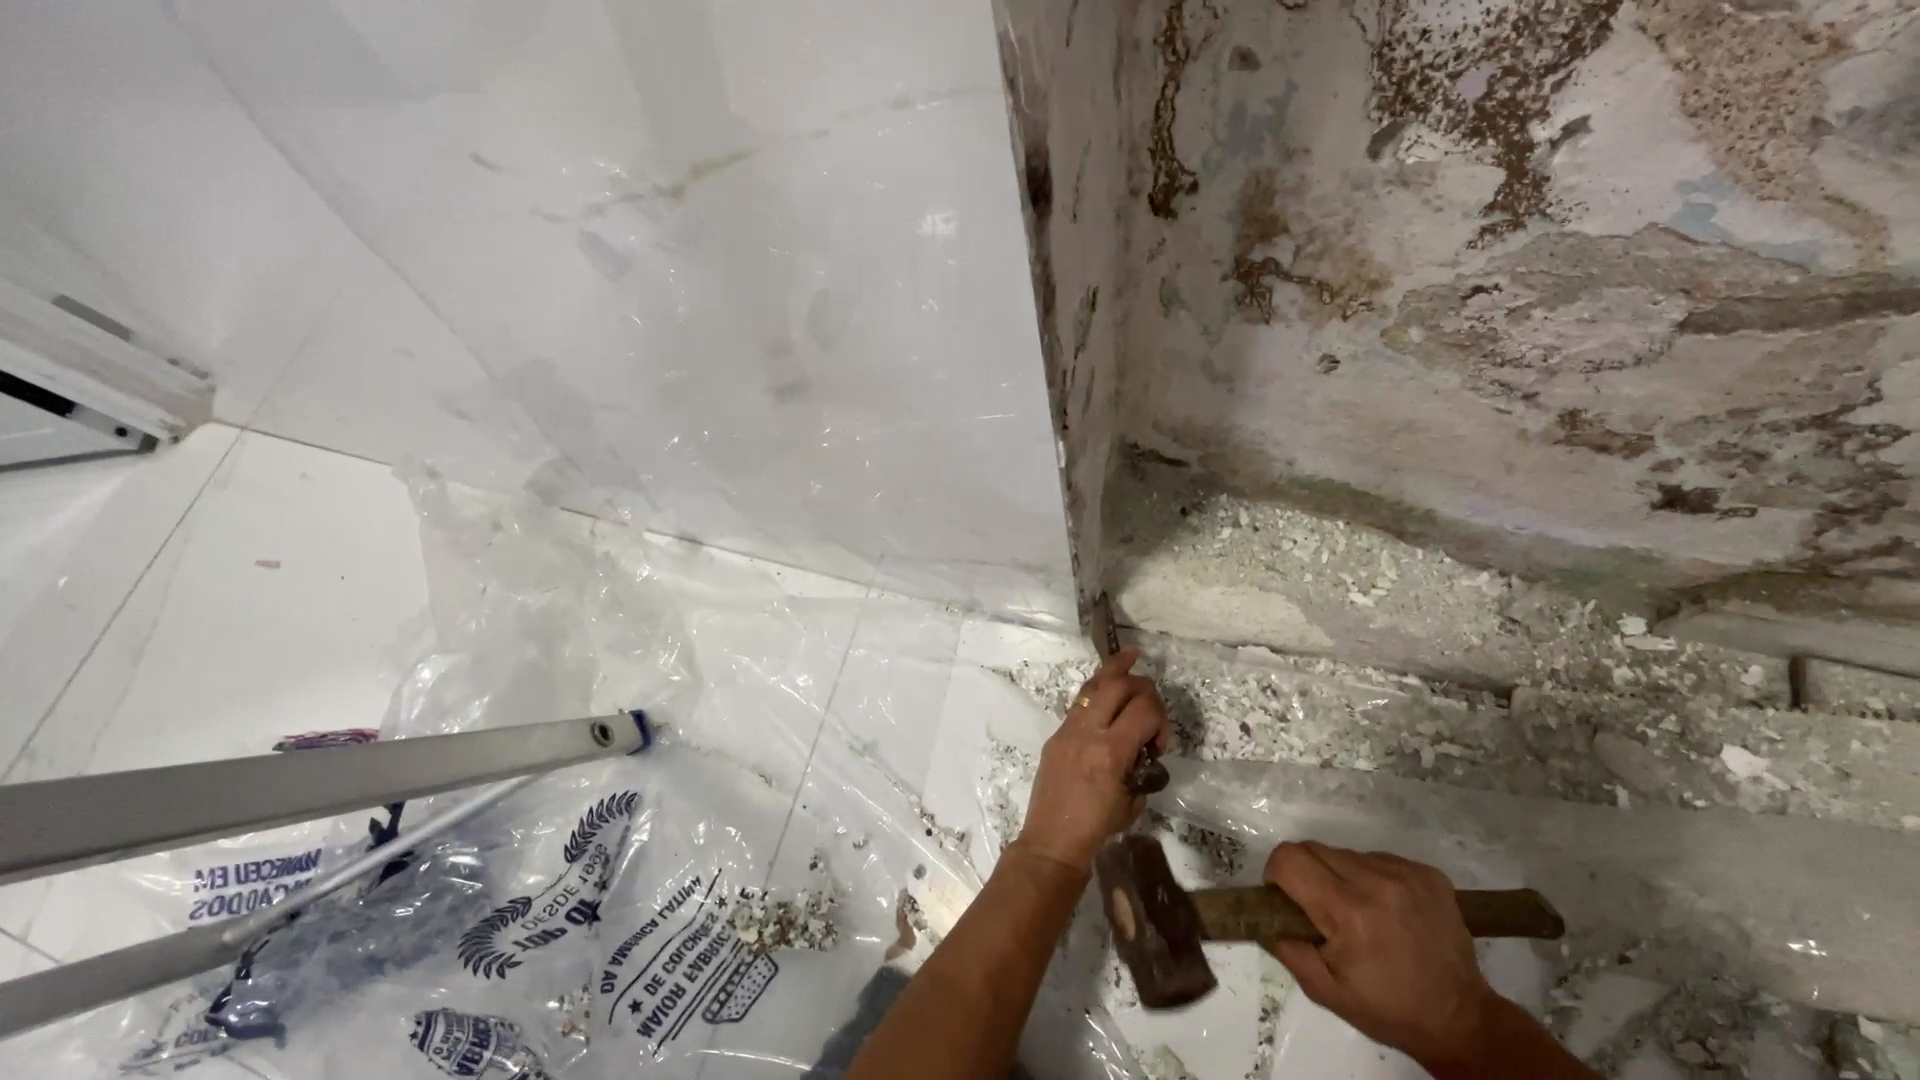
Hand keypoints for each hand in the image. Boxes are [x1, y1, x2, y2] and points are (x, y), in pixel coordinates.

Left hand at [1015, 649, 1169, 872]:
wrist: (1051, 841)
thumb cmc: (1096, 829)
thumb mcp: (1133, 801)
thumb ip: (1142, 768)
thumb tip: (1144, 749)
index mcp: (1110, 752)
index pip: (1145, 710)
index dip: (1161, 718)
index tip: (1159, 743)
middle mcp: (1087, 733)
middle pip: (1119, 685)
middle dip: (1143, 687)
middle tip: (1152, 705)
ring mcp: (1068, 730)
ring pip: (1093, 685)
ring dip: (1116, 671)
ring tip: (1132, 657)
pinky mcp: (1056, 735)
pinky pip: (1079, 702)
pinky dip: (1097, 689)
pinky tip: (1109, 683)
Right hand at [1261, 842, 1496, 1070]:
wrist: (1460, 1018)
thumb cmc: (1387, 1008)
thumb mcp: (1323, 990)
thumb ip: (1285, 946)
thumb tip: (1264, 913)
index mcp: (1349, 912)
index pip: (1290, 859)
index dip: (1277, 875)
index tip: (1285, 900)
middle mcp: (1378, 882)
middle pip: (1313, 848)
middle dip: (1305, 875)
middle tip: (1319, 910)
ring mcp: (1407, 874)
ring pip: (1345, 852)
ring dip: (1339, 876)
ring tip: (1357, 913)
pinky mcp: (1427, 873)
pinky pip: (1377, 858)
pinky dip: (1370, 878)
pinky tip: (1384, 909)